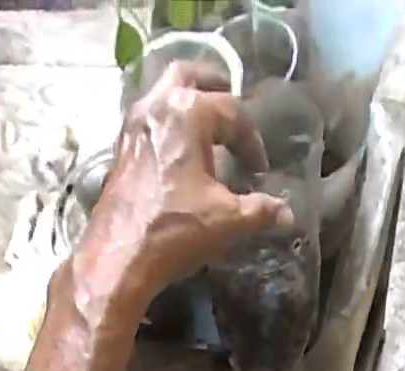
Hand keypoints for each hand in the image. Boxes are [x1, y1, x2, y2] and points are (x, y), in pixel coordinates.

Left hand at [84, 62, 292, 299]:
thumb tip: (286, 213)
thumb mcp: (227, 222)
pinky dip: (165, 130)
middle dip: (213, 89)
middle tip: (229, 111)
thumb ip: (260, 211)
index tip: (259, 169)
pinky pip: (147, 125)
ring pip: (161, 97)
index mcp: (187, 113)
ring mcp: (132, 129)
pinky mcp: (118, 153)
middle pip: (189, 77)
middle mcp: (155, 108)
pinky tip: (176, 157)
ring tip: (204, 132)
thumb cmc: (175, 232)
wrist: (119, 259)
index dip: (252, 141)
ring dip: (185, 106)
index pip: (233, 113)